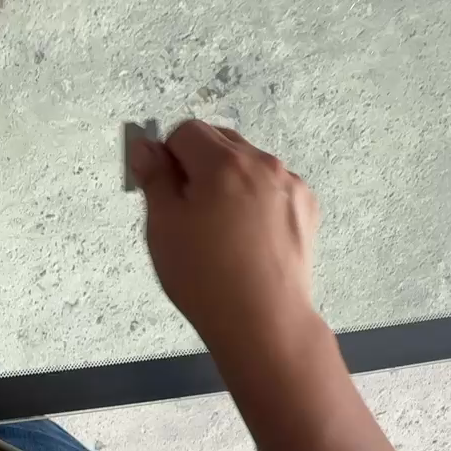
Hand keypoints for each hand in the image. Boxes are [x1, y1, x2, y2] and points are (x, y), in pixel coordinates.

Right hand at [127, 119, 321, 358]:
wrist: (261, 319)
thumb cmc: (205, 276)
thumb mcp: (163, 225)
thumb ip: (154, 178)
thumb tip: (145, 148)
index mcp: (223, 164)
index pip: (186, 131)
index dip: (166, 156)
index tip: (161, 187)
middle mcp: (262, 164)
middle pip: (219, 141)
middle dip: (196, 165)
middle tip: (183, 210)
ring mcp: (289, 185)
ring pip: (246, 165)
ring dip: (225, 182)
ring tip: (215, 230)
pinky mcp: (304, 207)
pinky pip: (270, 187)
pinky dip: (252, 200)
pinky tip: (242, 237)